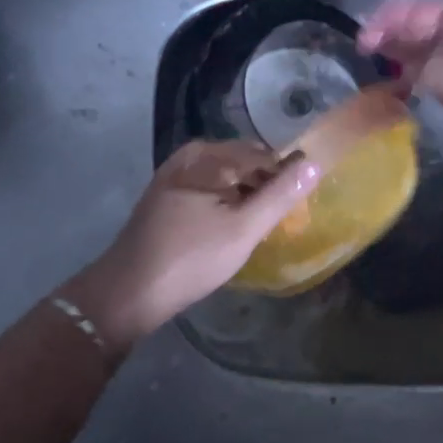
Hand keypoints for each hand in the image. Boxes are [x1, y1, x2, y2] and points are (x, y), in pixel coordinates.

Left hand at [64, 141, 321, 350]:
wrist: (129, 289)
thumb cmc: (191, 257)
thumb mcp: (243, 229)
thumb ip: (279, 195)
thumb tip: (313, 164)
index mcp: (208, 156)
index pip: (262, 153)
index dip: (286, 174)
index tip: (301, 201)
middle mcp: (189, 156)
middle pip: (241, 160)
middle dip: (264, 183)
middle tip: (282, 217)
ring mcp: (173, 175)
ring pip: (223, 175)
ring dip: (244, 193)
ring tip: (259, 225)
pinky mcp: (165, 196)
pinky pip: (206, 187)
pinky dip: (223, 200)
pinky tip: (230, 227)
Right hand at [358, 0, 442, 212]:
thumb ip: (437, 70)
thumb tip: (400, 65)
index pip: (439, 12)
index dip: (400, 16)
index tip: (367, 32)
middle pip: (435, 34)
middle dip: (399, 37)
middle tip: (362, 51)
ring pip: (437, 63)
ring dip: (407, 62)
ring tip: (372, 69)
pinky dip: (421, 88)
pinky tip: (400, 95)